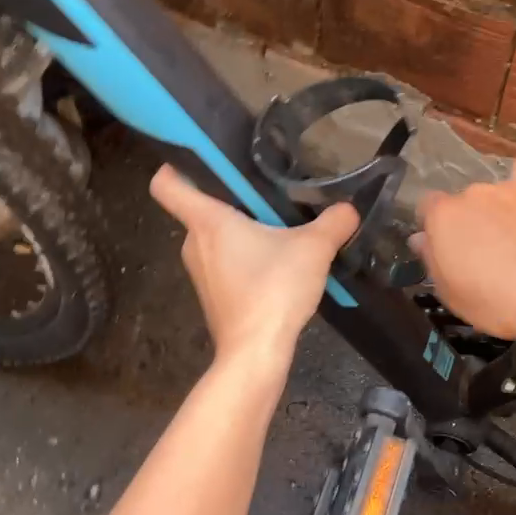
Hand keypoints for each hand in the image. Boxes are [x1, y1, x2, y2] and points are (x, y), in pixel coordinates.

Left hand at [149, 165, 358, 364]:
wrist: (256, 352)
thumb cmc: (274, 290)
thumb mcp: (314, 248)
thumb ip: (334, 222)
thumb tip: (348, 209)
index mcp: (206, 221)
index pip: (167, 184)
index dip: (177, 166)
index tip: (203, 162)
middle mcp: (193, 243)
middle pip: (201, 210)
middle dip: (232, 203)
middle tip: (268, 199)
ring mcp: (200, 273)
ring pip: (216, 240)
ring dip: (243, 235)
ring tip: (281, 236)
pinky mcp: (212, 296)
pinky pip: (225, 265)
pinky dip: (245, 262)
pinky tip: (277, 270)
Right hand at [413, 160, 515, 340]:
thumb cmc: (496, 302)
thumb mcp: (451, 294)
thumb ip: (432, 260)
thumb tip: (421, 238)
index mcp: (442, 217)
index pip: (427, 208)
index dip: (435, 229)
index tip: (448, 252)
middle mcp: (470, 194)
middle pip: (461, 202)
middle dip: (468, 222)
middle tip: (484, 253)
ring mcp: (506, 187)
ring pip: (492, 193)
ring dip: (495, 209)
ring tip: (514, 236)